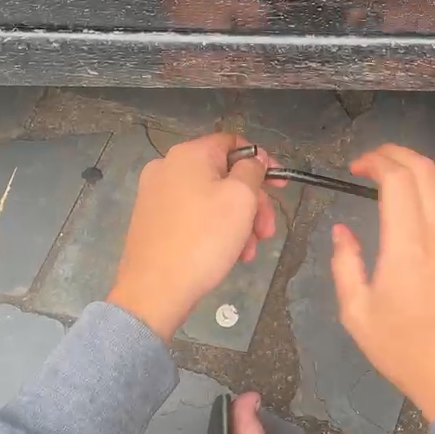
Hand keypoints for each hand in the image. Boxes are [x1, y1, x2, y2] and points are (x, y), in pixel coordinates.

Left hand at [108, 133, 279, 340]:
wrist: (155, 291)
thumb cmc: (204, 238)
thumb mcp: (241, 197)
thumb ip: (253, 170)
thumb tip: (252, 160)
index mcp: (189, 154)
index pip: (234, 142)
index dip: (262, 160)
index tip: (280, 185)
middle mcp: (168, 168)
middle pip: (225, 174)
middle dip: (253, 202)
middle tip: (268, 230)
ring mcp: (157, 196)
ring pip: (213, 199)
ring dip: (239, 221)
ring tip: (250, 251)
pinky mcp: (154, 222)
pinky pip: (195, 216)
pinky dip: (217, 230)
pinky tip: (230, 255)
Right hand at [328, 145, 434, 421]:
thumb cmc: (405, 349)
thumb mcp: (358, 313)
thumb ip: (345, 264)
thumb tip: (342, 231)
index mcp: (408, 244)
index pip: (398, 179)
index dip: (375, 161)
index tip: (356, 168)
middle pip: (424, 169)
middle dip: (396, 154)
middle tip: (372, 161)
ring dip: (421, 167)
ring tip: (397, 174)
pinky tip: (429, 198)